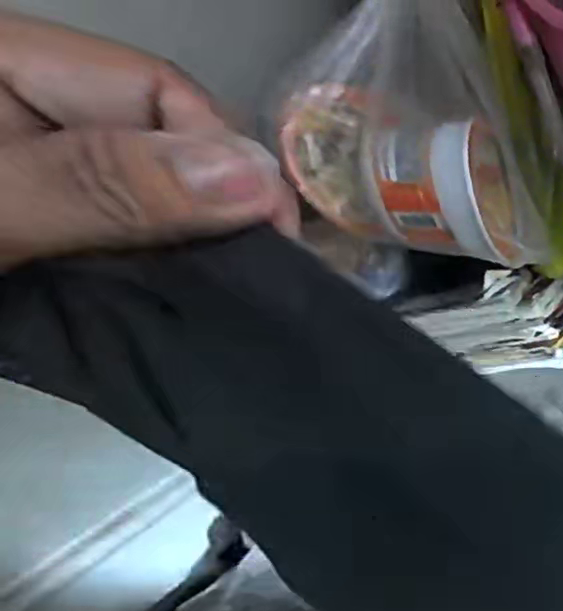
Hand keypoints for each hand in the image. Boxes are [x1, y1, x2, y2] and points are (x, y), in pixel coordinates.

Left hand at [0, 14, 296, 270]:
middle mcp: (18, 96)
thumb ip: (106, 187)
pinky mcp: (52, 203)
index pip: (161, 92)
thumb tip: (256, 178)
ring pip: (169, 187)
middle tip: (238, 285)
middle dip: (219, 211)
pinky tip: (173, 291)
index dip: (228, 165)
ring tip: (206, 295)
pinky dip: (172, 260)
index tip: (266, 249)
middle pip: (172, 139)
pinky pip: (143, 222)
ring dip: (200, 245)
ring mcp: (39, 154)